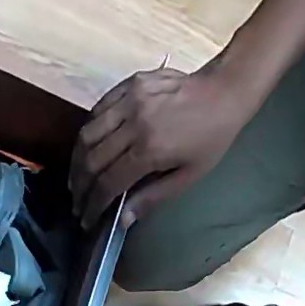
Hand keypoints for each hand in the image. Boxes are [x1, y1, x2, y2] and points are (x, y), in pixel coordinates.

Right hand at [70, 64, 257, 227]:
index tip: (86, 220)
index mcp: (151, 149)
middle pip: (91, 161)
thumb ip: (152, 198)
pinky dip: (87, 134)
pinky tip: (89, 148)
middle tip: (78, 202)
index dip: (93, 205)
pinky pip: (96, 112)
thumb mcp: (189, 175)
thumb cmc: (212, 137)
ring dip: (77, 161)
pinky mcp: (127, 85)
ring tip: (77, 177)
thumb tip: (121, 220)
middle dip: (80, 187)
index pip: (108, 183)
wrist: (227, 89)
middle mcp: (134, 124)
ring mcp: (129, 101)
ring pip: (86, 136)